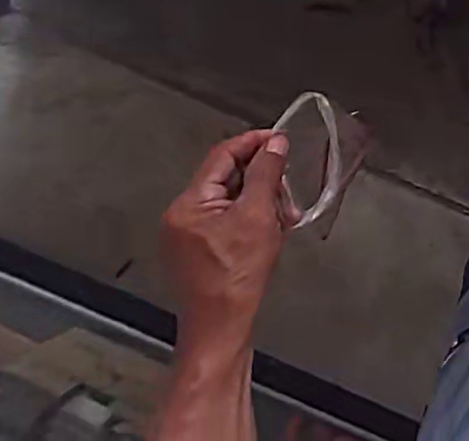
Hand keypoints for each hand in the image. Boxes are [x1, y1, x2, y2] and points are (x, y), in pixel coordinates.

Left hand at [162, 130, 294, 351]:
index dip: (254, 142)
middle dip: (263, 178)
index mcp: (188, 204)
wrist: (222, 329)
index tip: (280, 139)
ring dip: (262, 199)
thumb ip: (267, 172)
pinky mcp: (198, 250)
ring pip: (231, 198)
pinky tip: (272, 228)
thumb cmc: (237, 275)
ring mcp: (188, 235)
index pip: (222, 155)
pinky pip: (228, 218)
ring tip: (285, 215)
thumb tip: (275, 142)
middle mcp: (181, 216)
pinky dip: (253, 217)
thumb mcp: (259, 214)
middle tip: (287, 187)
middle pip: (228, 176)